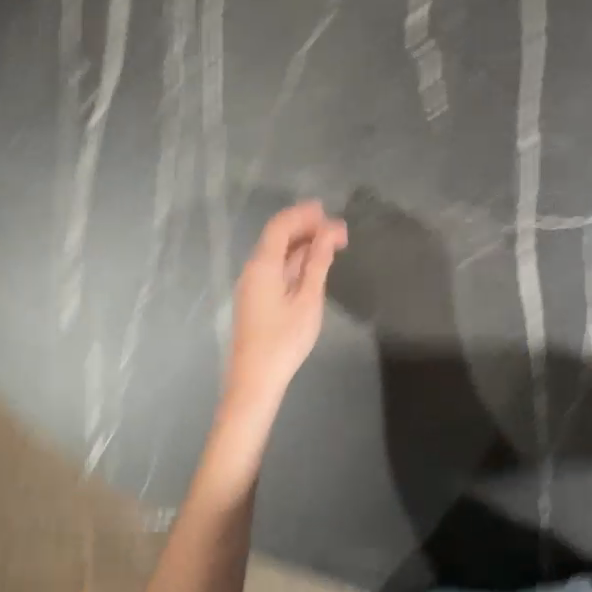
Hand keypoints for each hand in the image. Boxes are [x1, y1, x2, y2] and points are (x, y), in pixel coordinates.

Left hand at [224, 202, 347, 412]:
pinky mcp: (256, 299)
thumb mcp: (308, 300)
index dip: (303, 214)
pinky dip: (295, 260)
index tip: (328, 210)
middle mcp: (253, 269)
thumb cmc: (284, 340)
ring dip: (302, 244)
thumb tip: (328, 234)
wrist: (255, 380)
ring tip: (331, 244)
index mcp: (262, 265)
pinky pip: (275, 268)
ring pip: (277, 253)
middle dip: (306, 228)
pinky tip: (313, 266)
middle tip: (338, 230)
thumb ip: (317, 264)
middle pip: (277, 237)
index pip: (281, 226)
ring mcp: (253, 285)